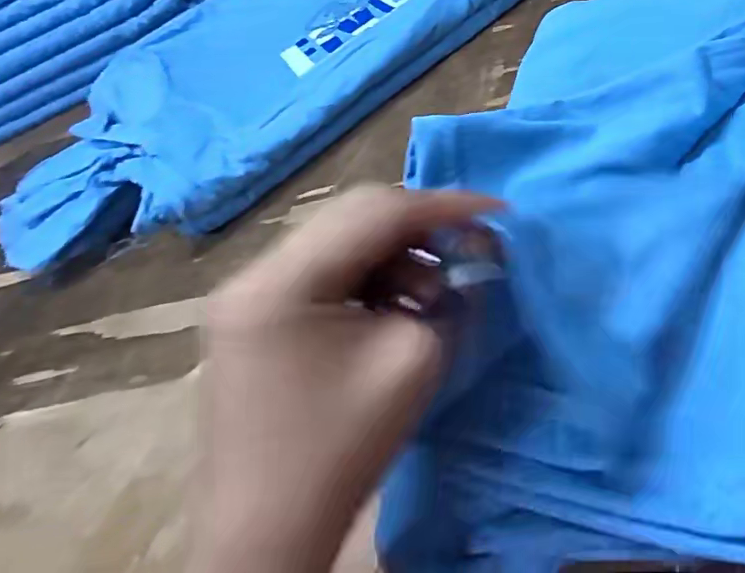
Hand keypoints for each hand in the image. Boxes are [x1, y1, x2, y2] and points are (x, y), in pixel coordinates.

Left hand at [192, 186, 501, 572]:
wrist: (265, 540)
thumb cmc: (343, 452)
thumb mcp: (415, 360)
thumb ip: (453, 293)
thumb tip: (474, 252)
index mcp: (283, 280)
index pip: (377, 213)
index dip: (445, 206)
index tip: (496, 209)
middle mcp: (255, 271)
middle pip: (355, 216)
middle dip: (421, 226)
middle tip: (467, 246)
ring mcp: (248, 291)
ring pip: (341, 238)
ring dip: (396, 253)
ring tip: (432, 292)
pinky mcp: (255, 312)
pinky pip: (325, 268)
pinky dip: (370, 274)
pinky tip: (397, 304)